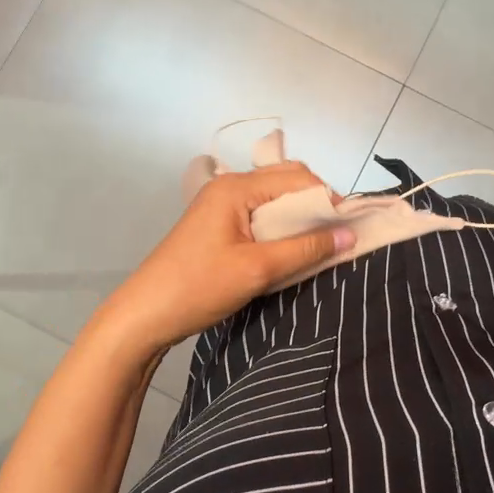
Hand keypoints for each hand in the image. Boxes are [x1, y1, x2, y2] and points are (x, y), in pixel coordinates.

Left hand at [92, 162, 354, 357]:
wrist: (144, 315)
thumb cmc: (199, 287)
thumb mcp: (258, 270)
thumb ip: (305, 249)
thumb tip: (349, 234)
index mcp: (237, 187)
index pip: (297, 177)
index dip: (327, 199)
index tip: (346, 229)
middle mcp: (229, 186)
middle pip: (286, 180)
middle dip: (314, 203)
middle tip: (332, 236)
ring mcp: (221, 204)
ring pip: (273, 198)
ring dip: (297, 216)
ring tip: (314, 245)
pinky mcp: (217, 223)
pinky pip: (259, 213)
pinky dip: (279, 226)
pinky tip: (288, 250)